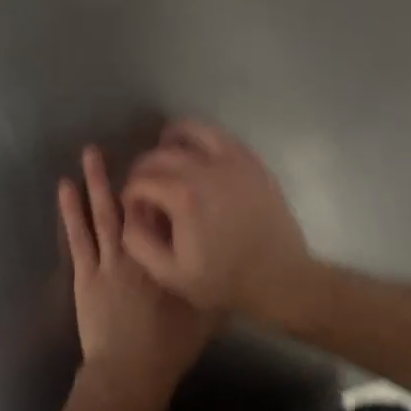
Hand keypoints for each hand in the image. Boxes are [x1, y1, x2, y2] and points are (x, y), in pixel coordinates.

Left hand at [61, 146, 215, 410]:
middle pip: (138, 207)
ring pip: (105, 214)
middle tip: (133, 146)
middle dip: (136, 176)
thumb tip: (229, 265)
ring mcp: (111, 262)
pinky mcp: (87, 273)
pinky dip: (72, 211)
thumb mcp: (207, 316)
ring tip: (91, 152)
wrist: (132, 372)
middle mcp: (142, 254)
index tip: (168, 163)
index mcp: (173, 261)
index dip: (170, 190)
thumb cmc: (171, 347)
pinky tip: (66, 187)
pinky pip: (79, 236)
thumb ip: (215, 286)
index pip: (173, 217)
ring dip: (98, 182)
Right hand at [120, 120, 331, 318]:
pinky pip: (220, 137)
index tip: (136, 212)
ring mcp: (233, 161)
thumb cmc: (223, 280)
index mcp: (183, 195)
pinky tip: (199, 160)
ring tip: (167, 160)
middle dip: (143, 170)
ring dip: (171, 141)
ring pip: (191, 130)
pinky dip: (202, 141)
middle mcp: (205, 168)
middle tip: (146, 191)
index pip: (139, 180)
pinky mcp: (252, 162)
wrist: (280, 279)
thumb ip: (137, 241)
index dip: (130, 196)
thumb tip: (129, 213)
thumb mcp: (169, 273)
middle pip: (159, 154)